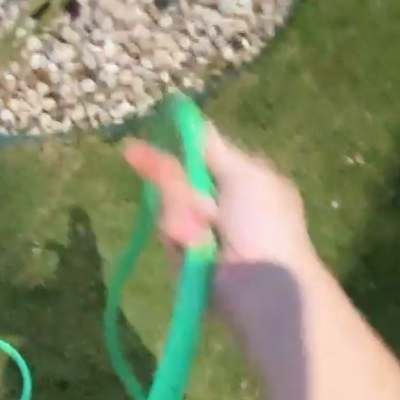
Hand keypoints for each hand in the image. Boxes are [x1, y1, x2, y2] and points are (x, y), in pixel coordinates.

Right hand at [120, 129, 314, 269]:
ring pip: (169, 214)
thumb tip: (191, 117)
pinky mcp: (187, 260)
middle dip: (180, 196)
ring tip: (204, 239)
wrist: (260, 283)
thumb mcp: (243, 174)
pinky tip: (196, 252)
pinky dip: (180, 244)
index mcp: (242, 180)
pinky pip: (169, 241)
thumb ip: (211, 148)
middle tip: (199, 208)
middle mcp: (221, 205)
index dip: (172, 155)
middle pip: (176, 186)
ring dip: (181, 222)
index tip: (136, 150)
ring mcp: (203, 234)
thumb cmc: (263, 224)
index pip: (197, 159)